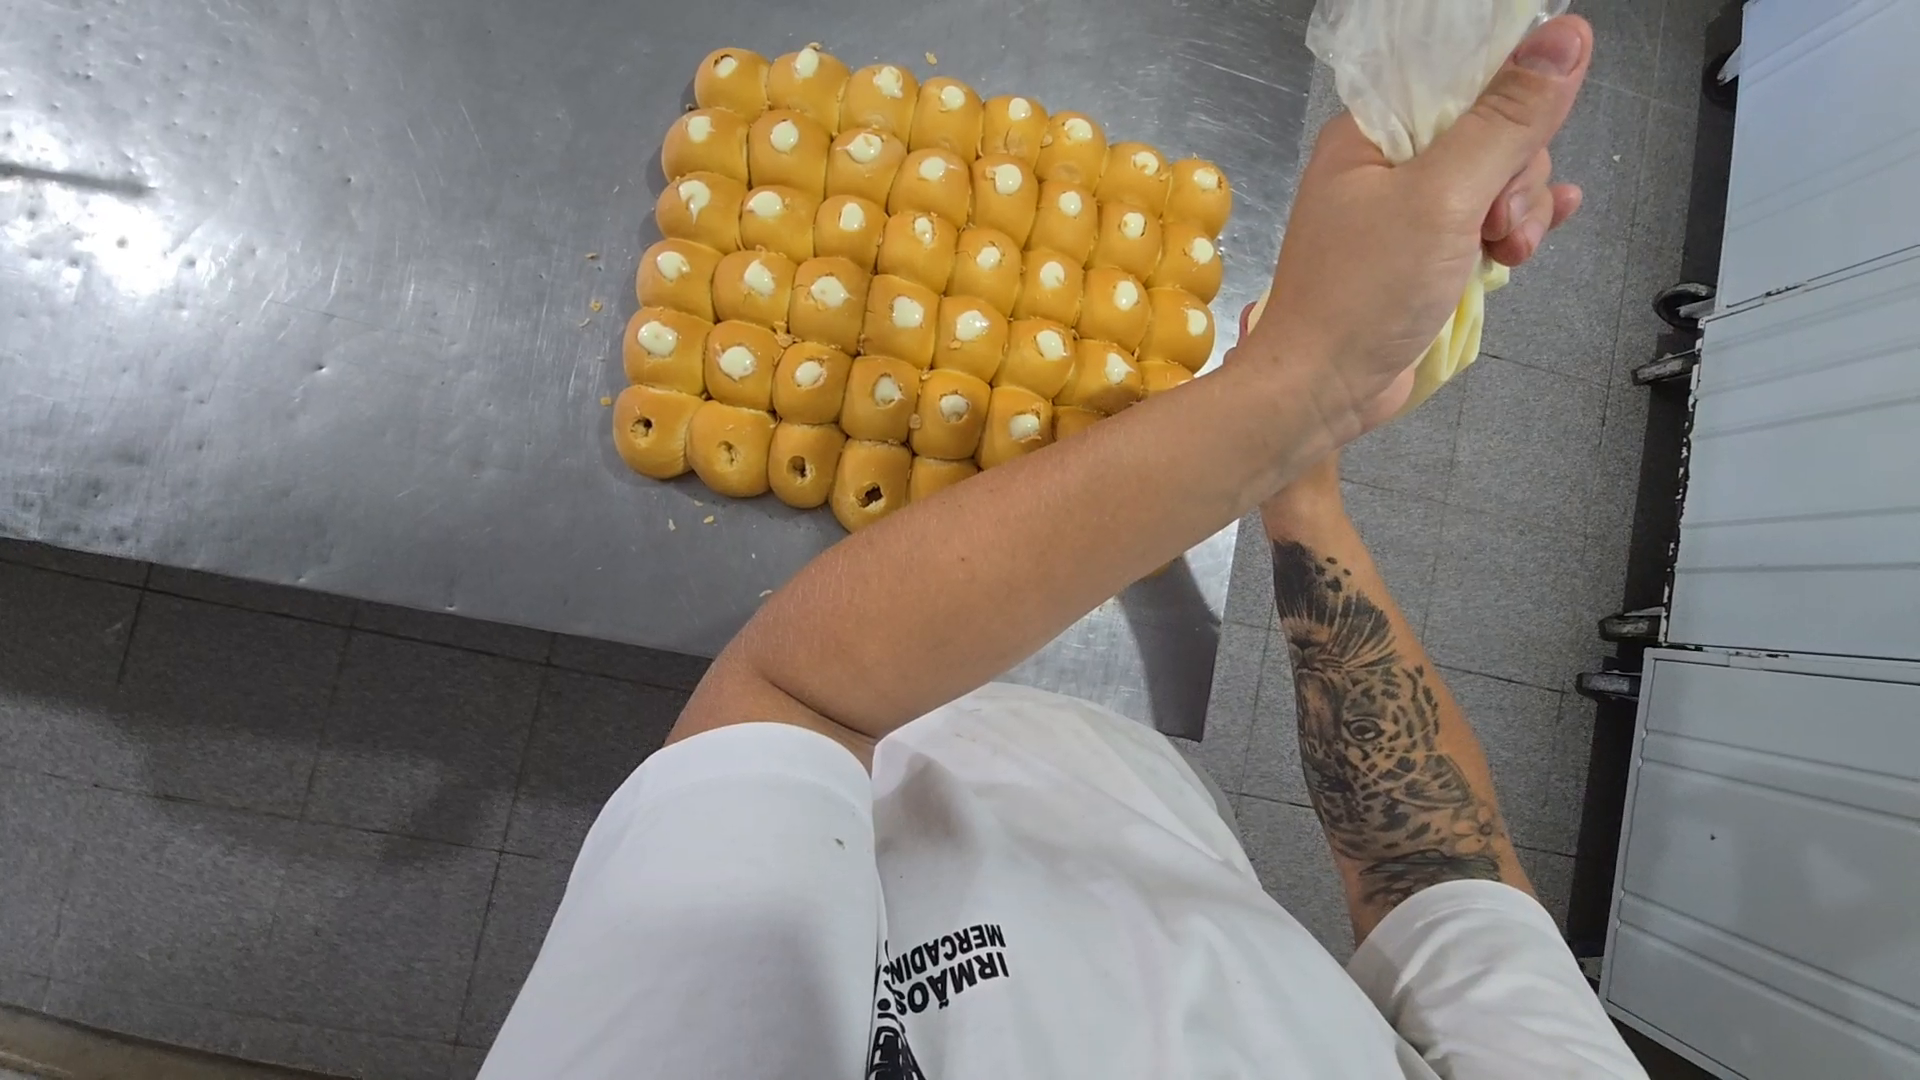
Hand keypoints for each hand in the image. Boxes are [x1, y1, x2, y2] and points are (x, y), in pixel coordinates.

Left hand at [1245, 15, 1592, 437]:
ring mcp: (1397, 220)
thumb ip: (1505, 119)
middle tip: (1495, 224)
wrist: (1318, 389)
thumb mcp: (1442, 197)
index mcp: (1365, 139)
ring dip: (1515, 211)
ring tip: (1505, 252)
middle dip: (1513, 174)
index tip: (1516, 146)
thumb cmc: (1362, 296)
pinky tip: (1534, 234)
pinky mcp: (1413, 262)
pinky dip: (1508, 230)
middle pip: (1485, 133)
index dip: (1504, 106)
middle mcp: (1378, 172)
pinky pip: (1477, 226)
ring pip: (1490, 183)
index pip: (1458, 80)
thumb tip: (1565, 34)